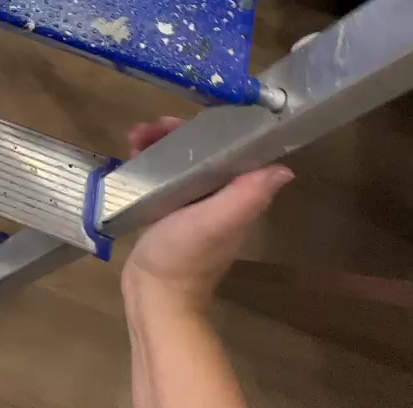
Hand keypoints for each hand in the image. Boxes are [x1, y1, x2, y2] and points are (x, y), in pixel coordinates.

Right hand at [122, 117, 292, 311]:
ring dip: (158, 145)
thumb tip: (283, 168)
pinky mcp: (167, 212)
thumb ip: (244, 196)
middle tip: (145, 128)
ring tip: (131, 138)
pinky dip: (148, 162)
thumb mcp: (213, 223)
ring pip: (179, 163)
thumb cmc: (183, 255)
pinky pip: (161, 176)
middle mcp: (216, 200)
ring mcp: (190, 206)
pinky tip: (130, 158)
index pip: (229, 154)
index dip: (209, 131)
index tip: (179, 120)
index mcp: (232, 200)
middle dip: (174, 135)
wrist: (155, 293)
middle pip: (201, 155)